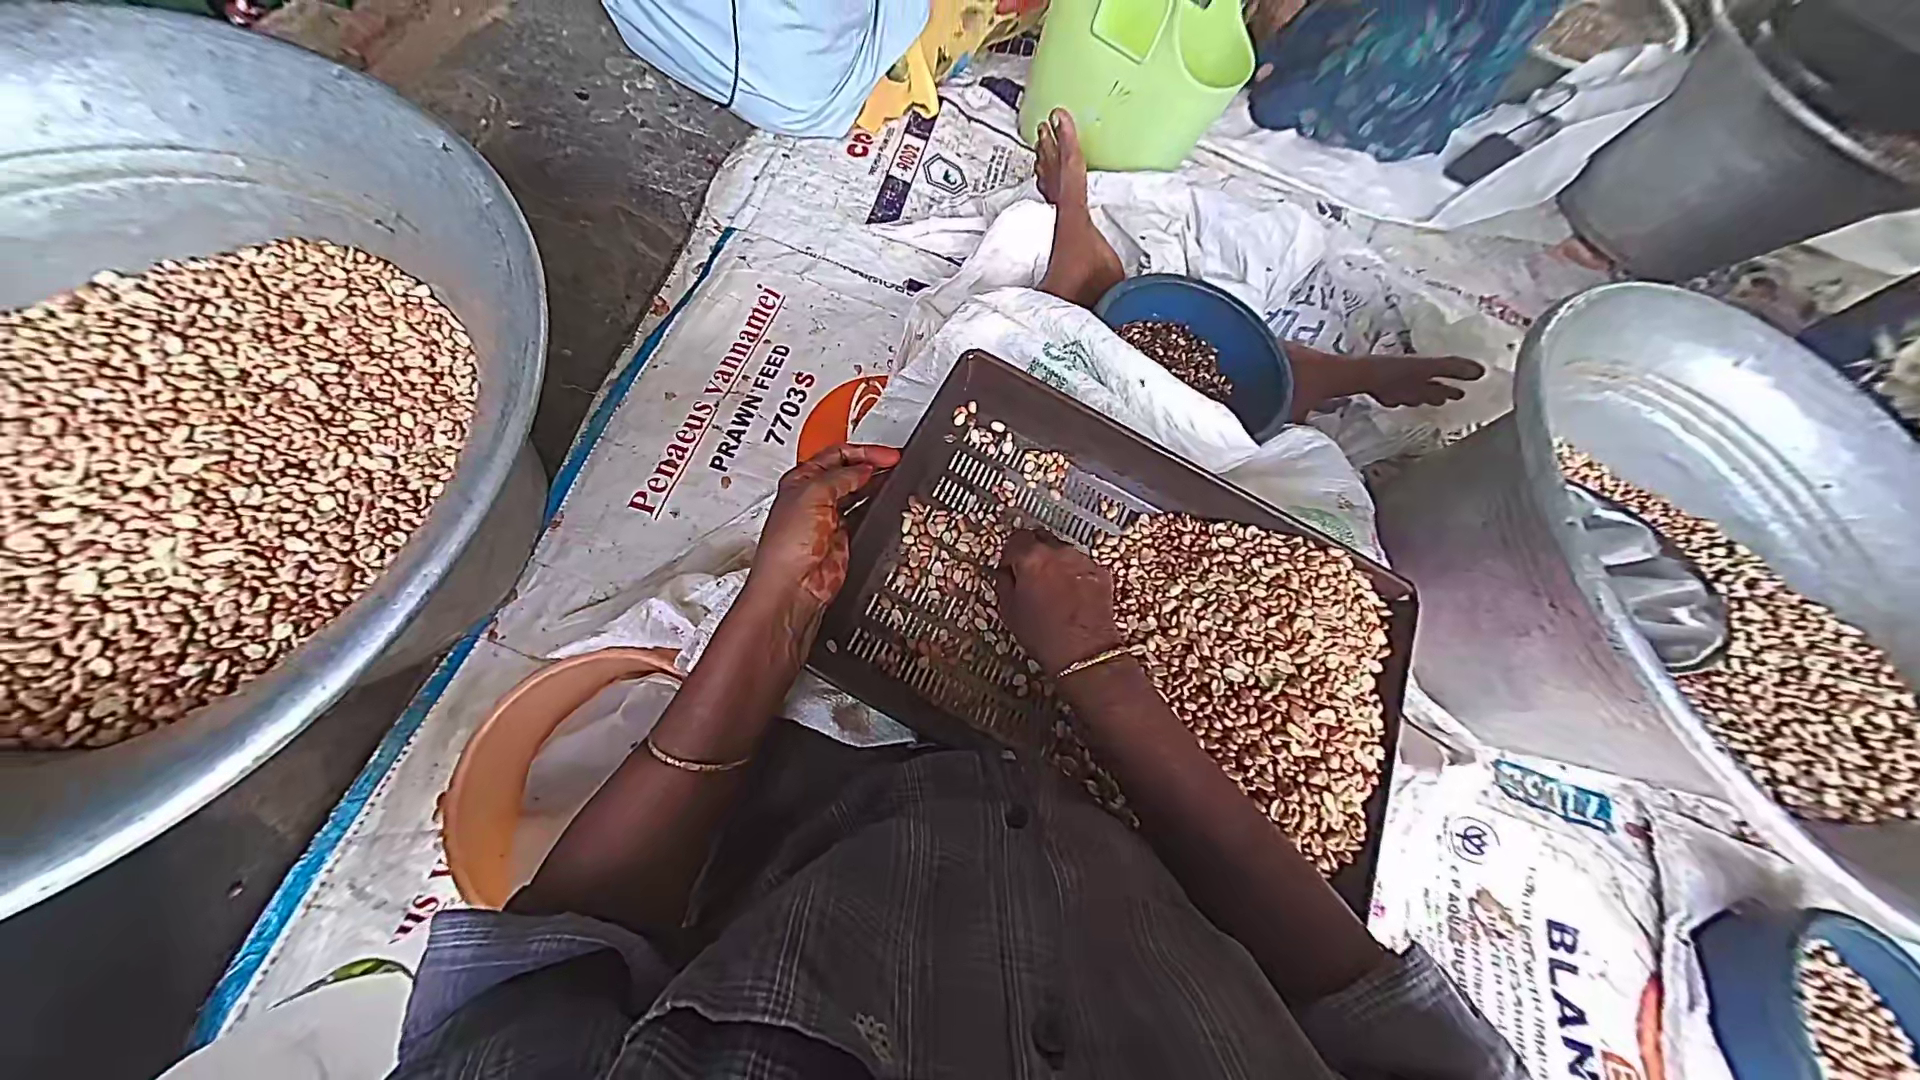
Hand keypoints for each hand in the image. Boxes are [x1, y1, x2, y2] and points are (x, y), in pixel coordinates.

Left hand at [748, 443, 899, 609]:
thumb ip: (841, 477)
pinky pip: (865, 516)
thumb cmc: (787, 545)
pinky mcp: (844, 537)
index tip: (887, 455)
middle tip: (895, 464)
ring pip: (859, 493)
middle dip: (872, 465)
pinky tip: (887, 504)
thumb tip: (863, 468)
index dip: (863, 452)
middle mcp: (815, 496)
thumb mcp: (813, 494)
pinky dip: (877, 508)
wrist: (794, 584)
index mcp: (802, 479)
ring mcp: (831, 517)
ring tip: (895, 479)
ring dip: (876, 485)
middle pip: (850, 472)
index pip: (837, 455)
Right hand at [992, 528, 1122, 676]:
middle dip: (1033, 553)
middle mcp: (1058, 552)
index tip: (1009, 565)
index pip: (1015, 539)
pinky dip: (1074, 574)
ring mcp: (1081, 560)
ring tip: (1051, 590)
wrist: (1083, 652)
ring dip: (1055, 563)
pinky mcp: (1100, 572)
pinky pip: (1081, 565)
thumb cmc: (1045, 635)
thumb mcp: (1009, 610)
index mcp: (1031, 558)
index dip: (1010, 554)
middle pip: (1040, 538)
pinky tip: (1070, 595)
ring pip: (1062, 551)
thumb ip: (1003, 582)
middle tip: (1029, 574)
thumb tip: (1004, 573)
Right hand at [1357, 354, 1484, 407]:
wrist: (1359, 376)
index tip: (1462, 392)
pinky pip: (1391, 394)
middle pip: (1426, 397)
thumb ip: (1452, 368)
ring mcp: (1391, 394)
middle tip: (1446, 397)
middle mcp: (1409, 395)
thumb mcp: (1427, 366)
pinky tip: (1392, 391)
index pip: (1441, 390)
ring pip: (1409, 397)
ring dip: (1417, 397)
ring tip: (1421, 396)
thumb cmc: (1393, 370)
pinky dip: (1396, 393)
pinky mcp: (1375, 391)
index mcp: (1422, 390)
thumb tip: (1481, 373)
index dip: (1452, 390)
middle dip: (1436, 396)